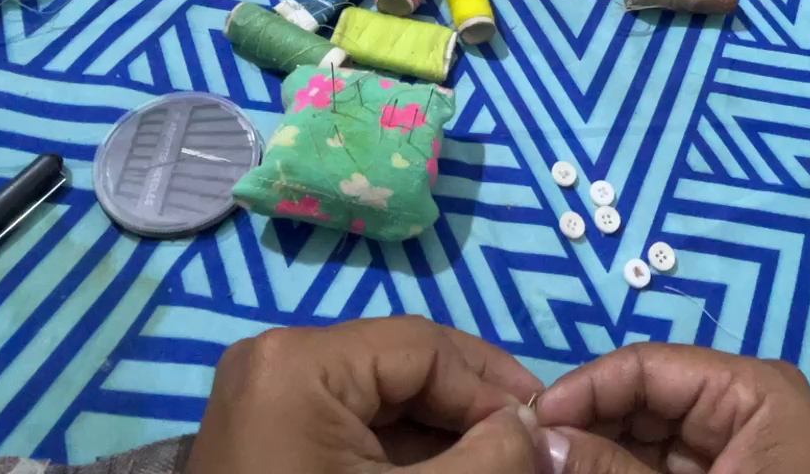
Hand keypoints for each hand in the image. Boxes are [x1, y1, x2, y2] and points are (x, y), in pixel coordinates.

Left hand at [186, 316, 546, 473]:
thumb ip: (487, 460)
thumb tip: (536, 425)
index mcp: (300, 362)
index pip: (421, 347)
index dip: (489, 384)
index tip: (542, 422)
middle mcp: (277, 359)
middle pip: (400, 364)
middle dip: (468, 404)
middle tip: (529, 435)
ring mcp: (267, 394)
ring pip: (381, 393)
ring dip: (441, 426)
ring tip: (497, 452)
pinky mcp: (269, 428)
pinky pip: (352, 419)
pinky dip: (402, 446)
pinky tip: (448, 465)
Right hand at [534, 344, 809, 473]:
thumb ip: (611, 472)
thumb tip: (535, 438)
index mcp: (750, 390)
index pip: (648, 365)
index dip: (585, 388)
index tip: (530, 421)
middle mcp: (739, 407)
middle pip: (641, 400)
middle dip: (586, 426)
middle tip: (532, 451)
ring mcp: (730, 448)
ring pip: (641, 437)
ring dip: (595, 453)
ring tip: (549, 463)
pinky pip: (656, 469)